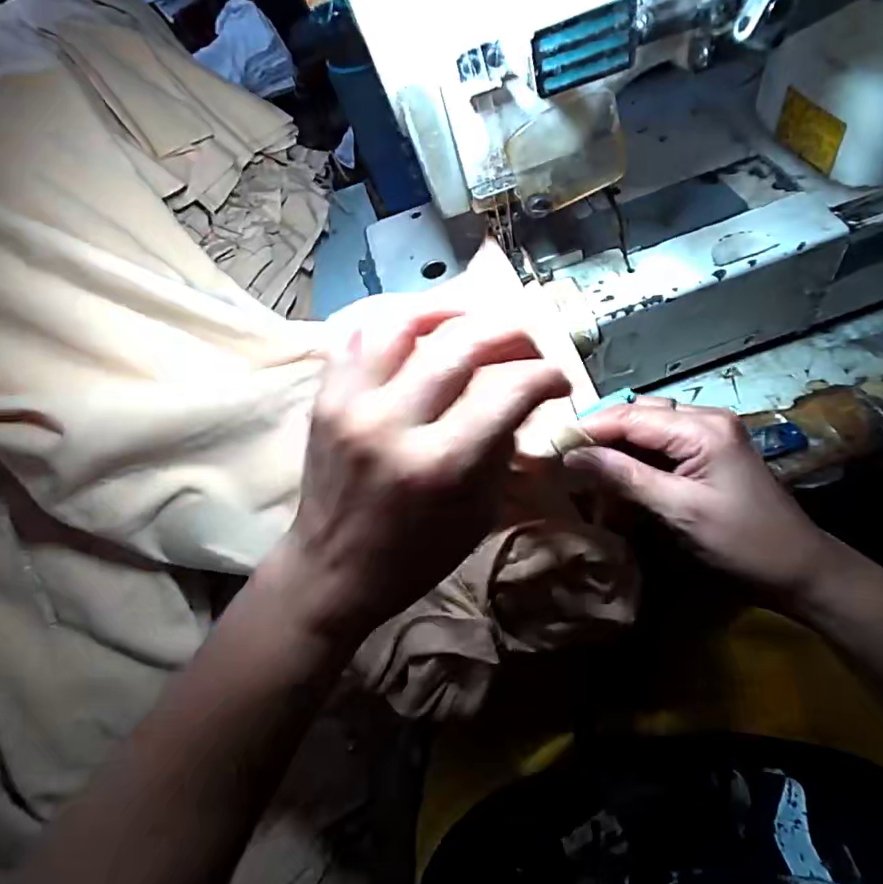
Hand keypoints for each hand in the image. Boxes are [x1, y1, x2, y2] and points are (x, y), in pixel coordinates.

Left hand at [265, 301, 569, 643]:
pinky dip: (396, 322)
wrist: (332, 573)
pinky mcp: (324, 398)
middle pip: (462, 344)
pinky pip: (359, 335)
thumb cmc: (417, 556)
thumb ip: (502, 445)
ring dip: (449, 310)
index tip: (558, 380)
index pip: (507, 390)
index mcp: (441, 465)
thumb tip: (521, 395)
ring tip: (474, 317)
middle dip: (510, 333)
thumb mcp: (480, 511)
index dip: (545, 375)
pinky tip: (421, 327)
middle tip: (527, 344)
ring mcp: (352, 405)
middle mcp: (394, 425)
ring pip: (404, 323)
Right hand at [563, 400, 843, 601]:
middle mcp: (707, 418)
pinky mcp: (712, 450)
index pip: (631, 416)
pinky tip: (621, 473)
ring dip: (620, 443)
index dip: (590, 428)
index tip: (553, 446)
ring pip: (650, 425)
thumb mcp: (679, 511)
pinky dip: (640, 454)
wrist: (798, 567)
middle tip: (568, 458)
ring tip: (588, 466)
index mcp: (702, 427)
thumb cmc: (741, 542)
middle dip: (603, 433)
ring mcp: (712, 432)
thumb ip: (625, 478)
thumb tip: (573, 456)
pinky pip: (666, 440)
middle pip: (640, 413)